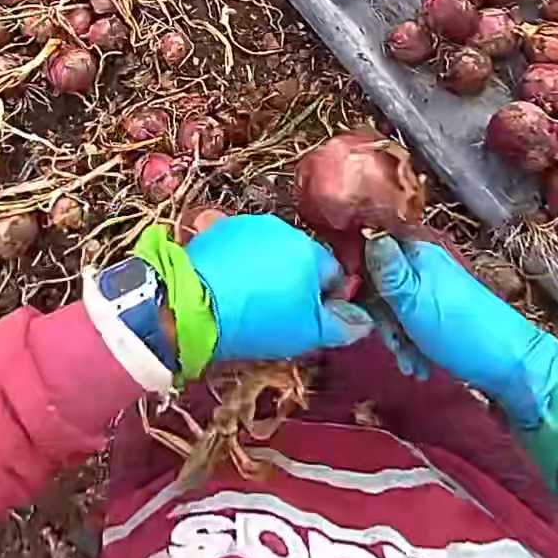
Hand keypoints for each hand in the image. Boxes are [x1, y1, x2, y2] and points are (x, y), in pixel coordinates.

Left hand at [188, 215, 373, 362]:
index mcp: (310, 250)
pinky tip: (230, 284)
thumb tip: (362, 321)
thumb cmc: (259, 319)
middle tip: (279, 313)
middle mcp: (284, 228)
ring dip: (269, 269)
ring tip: (251, 299)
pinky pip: (242, 246)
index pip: (333, 274)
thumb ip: (340, 325)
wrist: (195, 303)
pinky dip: (241, 261)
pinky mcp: (222, 228)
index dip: (326, 300)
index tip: (308, 320)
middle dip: (296, 282)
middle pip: (302, 258)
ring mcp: (250, 224)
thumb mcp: (306, 333)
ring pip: (272, 250)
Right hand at [365, 235, 557, 427]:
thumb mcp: (412, 299)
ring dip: (396, 335)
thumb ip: (385, 268)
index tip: (355, 300)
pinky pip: (411, 321)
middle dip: (380, 315)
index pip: (372, 245)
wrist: (509, 366)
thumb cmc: (457, 329)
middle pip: (381, 280)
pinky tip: (417, 365)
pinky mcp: (440, 312)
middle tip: (391, 340)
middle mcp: (423, 264)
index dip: (359, 271)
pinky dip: (411, 343)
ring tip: (409, 362)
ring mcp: (432, 288)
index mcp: (417, 251)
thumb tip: (366, 230)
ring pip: (394, 305)